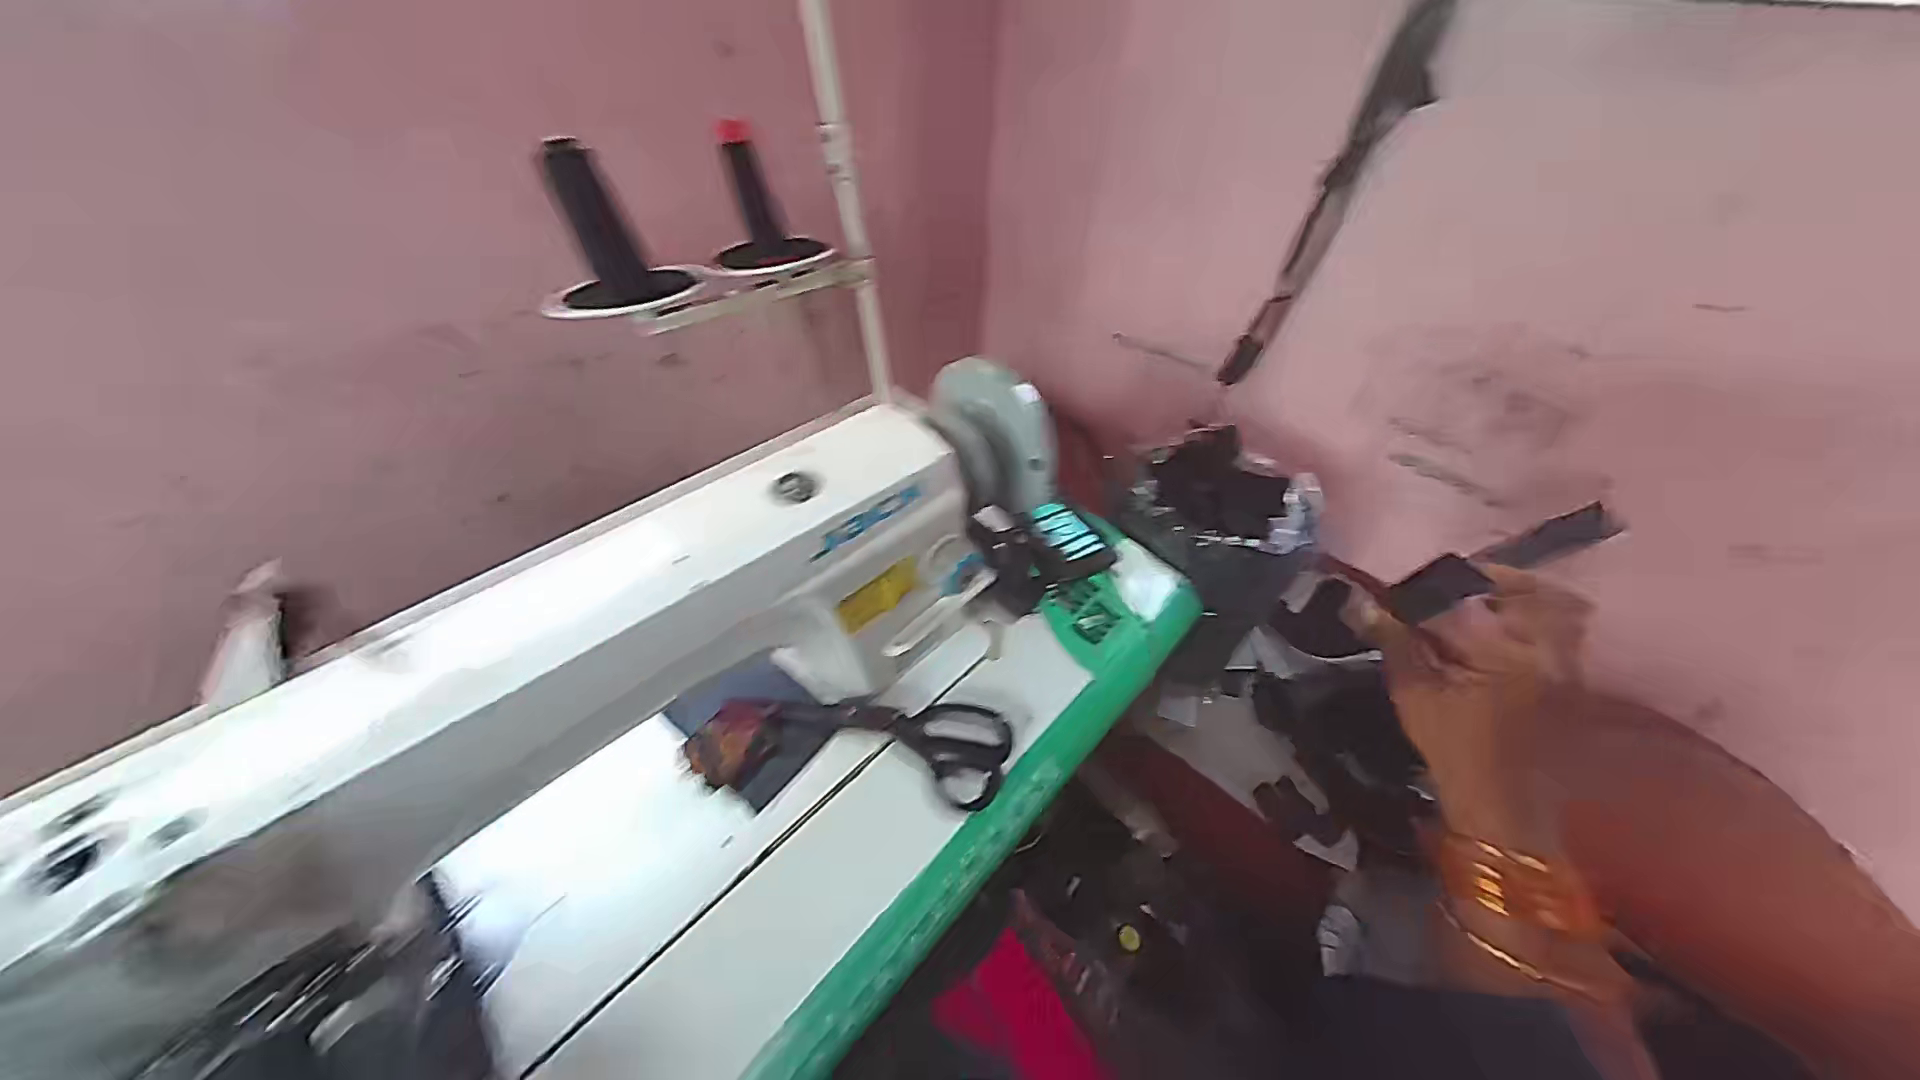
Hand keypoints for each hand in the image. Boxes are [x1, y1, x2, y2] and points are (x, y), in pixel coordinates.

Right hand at [1347, 564, 1592, 849]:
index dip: (1436, 581)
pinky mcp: (1571, 678)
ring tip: (1474, 605)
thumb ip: (1393, 639)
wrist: (1503, 800)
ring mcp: (1568, 664)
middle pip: (1534, 589)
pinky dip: (1532, 620)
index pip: (1469, 593)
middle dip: (1491, 579)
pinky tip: (1495, 633)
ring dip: (1516, 598)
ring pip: (1556, 608)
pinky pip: (1561, 631)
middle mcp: (1547, 648)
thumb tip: (1360, 601)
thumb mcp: (1412, 690)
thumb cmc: (1453, 745)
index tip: (1412, 584)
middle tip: (1455, 583)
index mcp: (1505, 649)